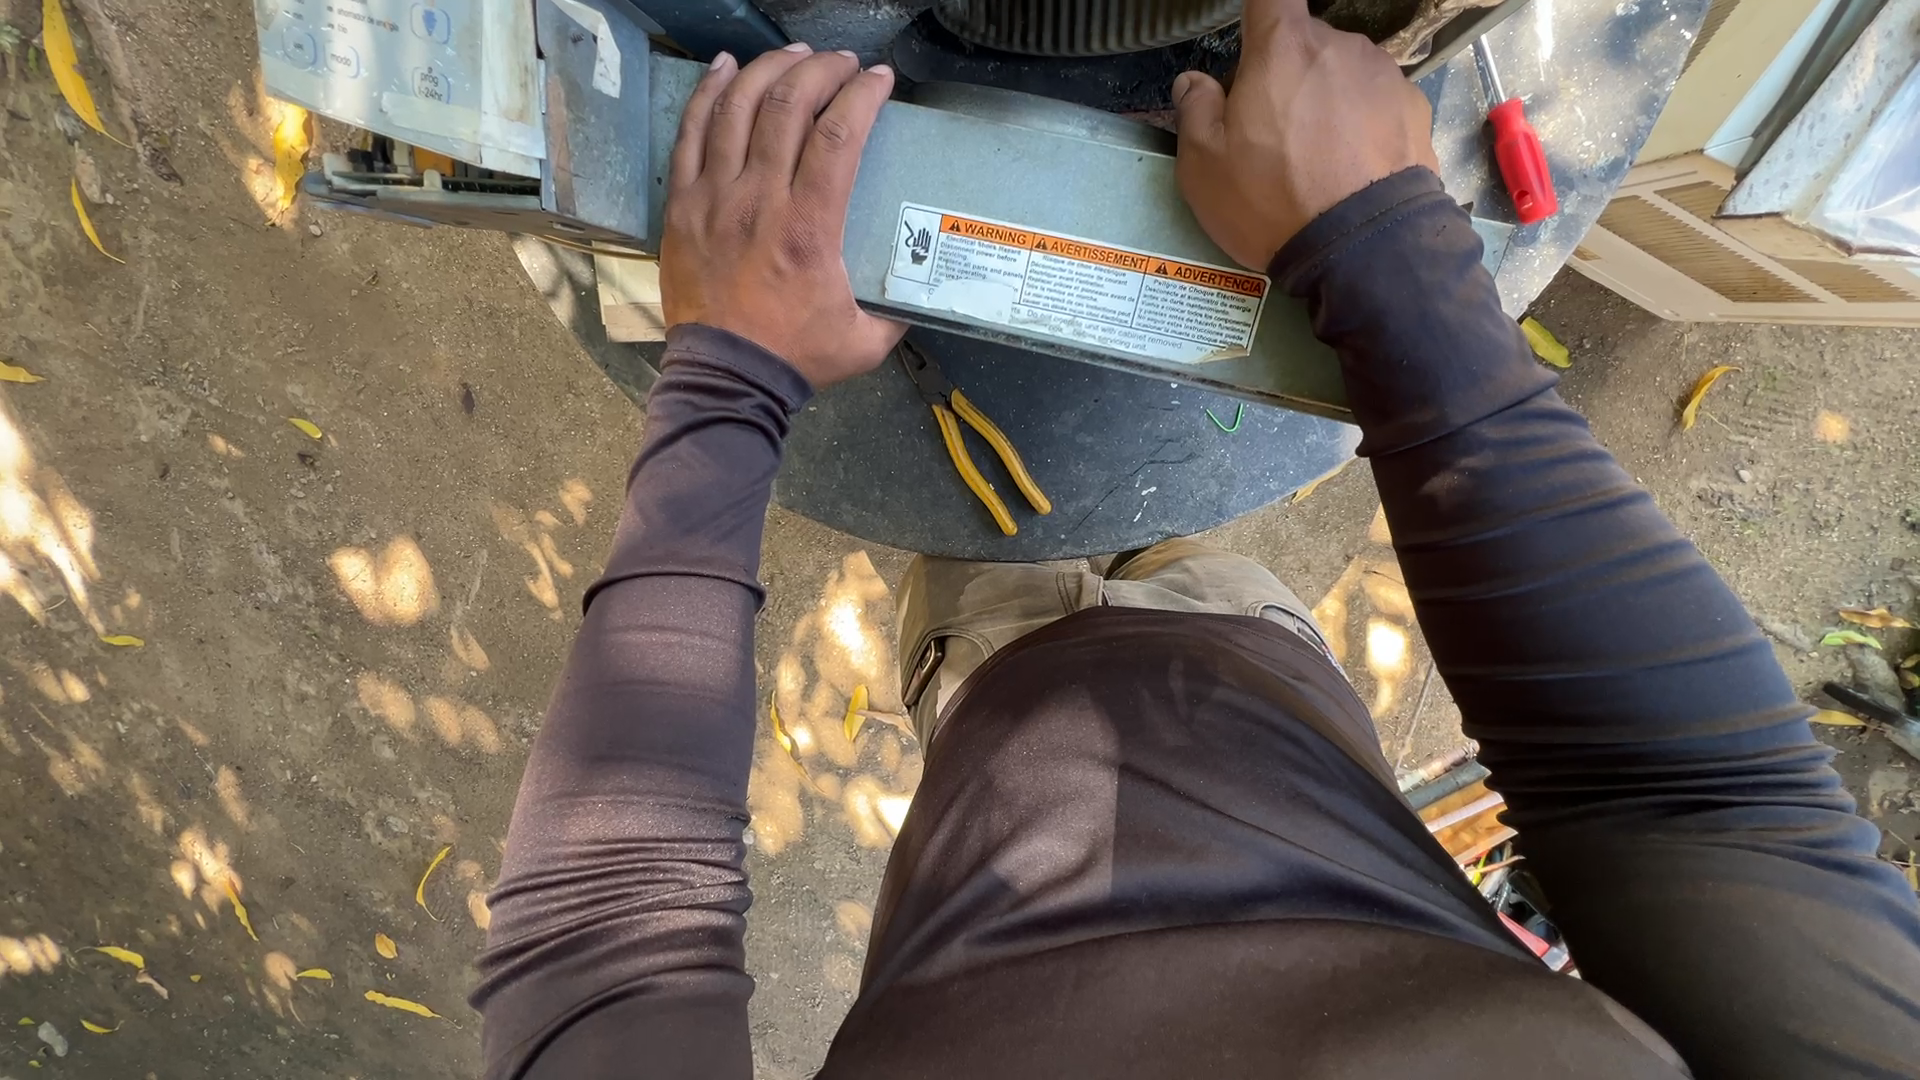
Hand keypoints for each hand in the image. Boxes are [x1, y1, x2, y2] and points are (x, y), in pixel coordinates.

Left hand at [661, 46, 904, 386]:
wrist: (728, 375)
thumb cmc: (796, 357)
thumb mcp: (864, 343)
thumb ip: (894, 316)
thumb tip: (914, 296)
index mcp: (810, 229)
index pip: (838, 137)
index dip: (862, 96)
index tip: (879, 79)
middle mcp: (761, 199)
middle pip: (788, 107)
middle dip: (821, 70)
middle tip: (841, 63)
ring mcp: (715, 197)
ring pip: (738, 107)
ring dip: (770, 70)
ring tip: (795, 56)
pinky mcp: (683, 204)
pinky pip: (690, 132)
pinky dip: (709, 92)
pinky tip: (727, 67)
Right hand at [1171, 0, 1439, 270]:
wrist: (1357, 243)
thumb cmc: (1268, 199)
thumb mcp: (1203, 168)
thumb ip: (1194, 113)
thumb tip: (1192, 82)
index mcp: (1281, 48)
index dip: (1257, 11)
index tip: (1249, 36)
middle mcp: (1338, 44)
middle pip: (1303, 45)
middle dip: (1283, 77)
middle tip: (1267, 135)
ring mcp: (1383, 73)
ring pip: (1340, 74)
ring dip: (1323, 102)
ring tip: (1312, 160)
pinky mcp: (1412, 106)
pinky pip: (1373, 104)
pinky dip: (1357, 125)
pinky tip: (1347, 168)